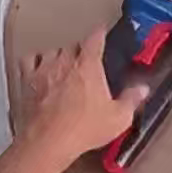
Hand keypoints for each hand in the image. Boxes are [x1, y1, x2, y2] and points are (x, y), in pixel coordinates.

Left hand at [15, 28, 147, 165]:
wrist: (50, 141)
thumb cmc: (83, 128)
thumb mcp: (118, 117)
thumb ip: (131, 100)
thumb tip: (142, 90)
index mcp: (89, 66)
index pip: (95, 39)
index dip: (99, 33)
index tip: (101, 32)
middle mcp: (66, 63)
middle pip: (73, 45)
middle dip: (81, 50)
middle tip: (87, 60)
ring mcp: (45, 70)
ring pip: (52, 51)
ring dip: (59, 55)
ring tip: (65, 64)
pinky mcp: (29, 82)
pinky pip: (29, 61)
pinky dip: (36, 61)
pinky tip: (40, 67)